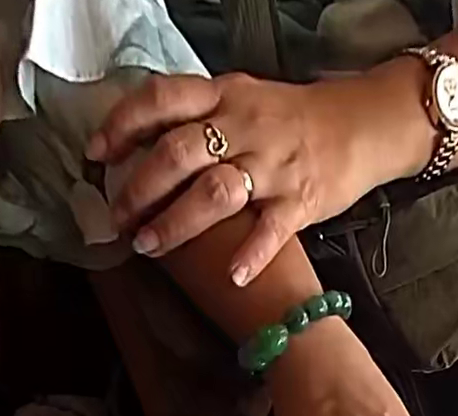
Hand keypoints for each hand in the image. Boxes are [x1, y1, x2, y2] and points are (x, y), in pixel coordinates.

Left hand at [87, 72, 420, 286]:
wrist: (359, 125)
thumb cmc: (292, 120)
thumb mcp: (243, 101)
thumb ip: (200, 119)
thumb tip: (146, 148)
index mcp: (225, 96)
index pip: (163, 99)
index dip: (124, 124)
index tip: (97, 154)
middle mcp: (244, 126)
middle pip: (180, 152)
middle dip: (140, 188)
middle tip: (119, 219)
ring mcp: (273, 165)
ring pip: (215, 192)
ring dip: (176, 223)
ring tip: (148, 246)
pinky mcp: (300, 200)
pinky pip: (272, 231)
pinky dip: (251, 255)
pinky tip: (232, 277)